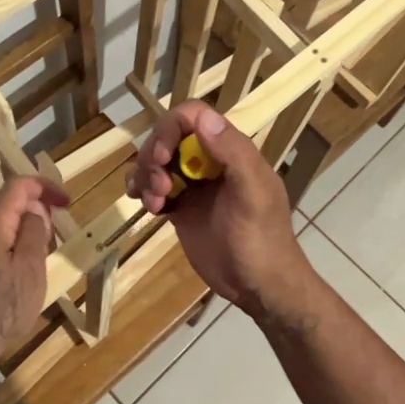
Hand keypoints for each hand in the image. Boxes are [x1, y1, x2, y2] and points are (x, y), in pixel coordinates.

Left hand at [0, 176, 66, 379]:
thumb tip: (36, 210)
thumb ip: (35, 232)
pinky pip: (0, 239)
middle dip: (39, 208)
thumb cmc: (3, 306)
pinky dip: (19, 242)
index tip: (67, 202)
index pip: (19, 184)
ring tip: (46, 252)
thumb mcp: (30, 268)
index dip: (45, 186)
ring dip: (30, 228)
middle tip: (56, 235)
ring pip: (6, 221)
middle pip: (11, 201)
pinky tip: (29, 267)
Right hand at [125, 101, 315, 322]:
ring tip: (154, 203)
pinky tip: (148, 208)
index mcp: (231, 149)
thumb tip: (203, 119)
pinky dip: (143, 190)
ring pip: (156, 160)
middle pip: (167, 136)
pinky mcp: (180, 206)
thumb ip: (234, 154)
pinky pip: (153, 186)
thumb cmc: (261, 240)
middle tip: (159, 189)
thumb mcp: (253, 195)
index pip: (192, 116)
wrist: (258, 287)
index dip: (170, 128)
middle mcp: (210, 160)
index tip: (163, 158)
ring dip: (145, 175)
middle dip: (154, 157)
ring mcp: (193, 183)